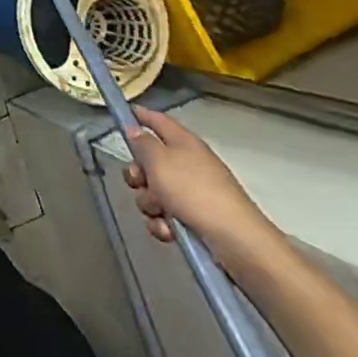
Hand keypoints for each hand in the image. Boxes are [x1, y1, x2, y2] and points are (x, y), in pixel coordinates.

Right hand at [123, 106, 275, 264]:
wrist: (236, 241)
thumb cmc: (194, 192)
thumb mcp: (159, 161)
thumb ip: (142, 143)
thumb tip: (134, 129)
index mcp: (183, 143)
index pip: (157, 120)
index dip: (139, 115)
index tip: (121, 116)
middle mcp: (188, 164)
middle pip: (150, 161)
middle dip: (138, 173)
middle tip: (139, 182)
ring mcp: (193, 193)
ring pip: (154, 191)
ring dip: (149, 202)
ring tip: (160, 212)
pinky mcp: (196, 219)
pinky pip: (166, 216)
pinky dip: (163, 223)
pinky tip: (168, 231)